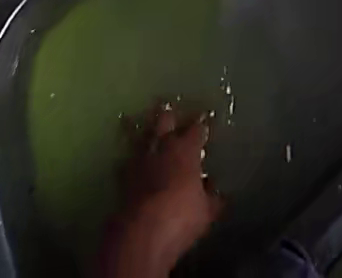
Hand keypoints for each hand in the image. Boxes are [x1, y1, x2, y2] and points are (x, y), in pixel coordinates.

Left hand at [97, 107, 222, 277]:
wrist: (142, 230)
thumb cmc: (181, 217)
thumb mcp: (206, 212)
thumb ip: (213, 198)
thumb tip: (218, 192)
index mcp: (185, 149)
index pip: (196, 128)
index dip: (201, 124)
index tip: (205, 119)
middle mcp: (161, 145)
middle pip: (164, 118)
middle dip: (170, 114)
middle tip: (172, 110)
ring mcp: (139, 156)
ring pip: (141, 132)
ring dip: (145, 128)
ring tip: (145, 123)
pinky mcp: (123, 171)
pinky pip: (127, 156)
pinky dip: (130, 155)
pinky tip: (130, 156)